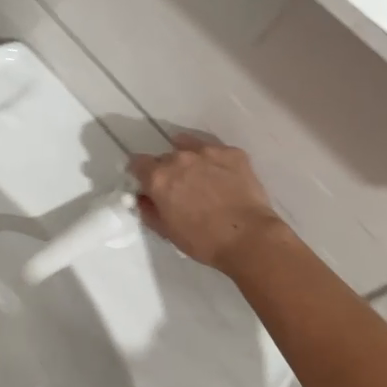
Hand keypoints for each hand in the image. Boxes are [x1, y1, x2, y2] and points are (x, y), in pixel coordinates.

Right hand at [129, 133, 286, 274]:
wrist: (249, 238)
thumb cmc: (203, 241)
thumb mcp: (167, 231)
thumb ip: (149, 210)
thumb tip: (143, 198)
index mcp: (159, 177)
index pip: (137, 163)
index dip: (140, 173)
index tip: (147, 184)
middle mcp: (179, 158)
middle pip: (165, 156)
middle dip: (167, 170)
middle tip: (180, 189)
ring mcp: (207, 151)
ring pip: (189, 145)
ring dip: (189, 158)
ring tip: (201, 177)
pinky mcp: (232, 153)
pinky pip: (216, 150)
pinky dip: (215, 161)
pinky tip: (224, 177)